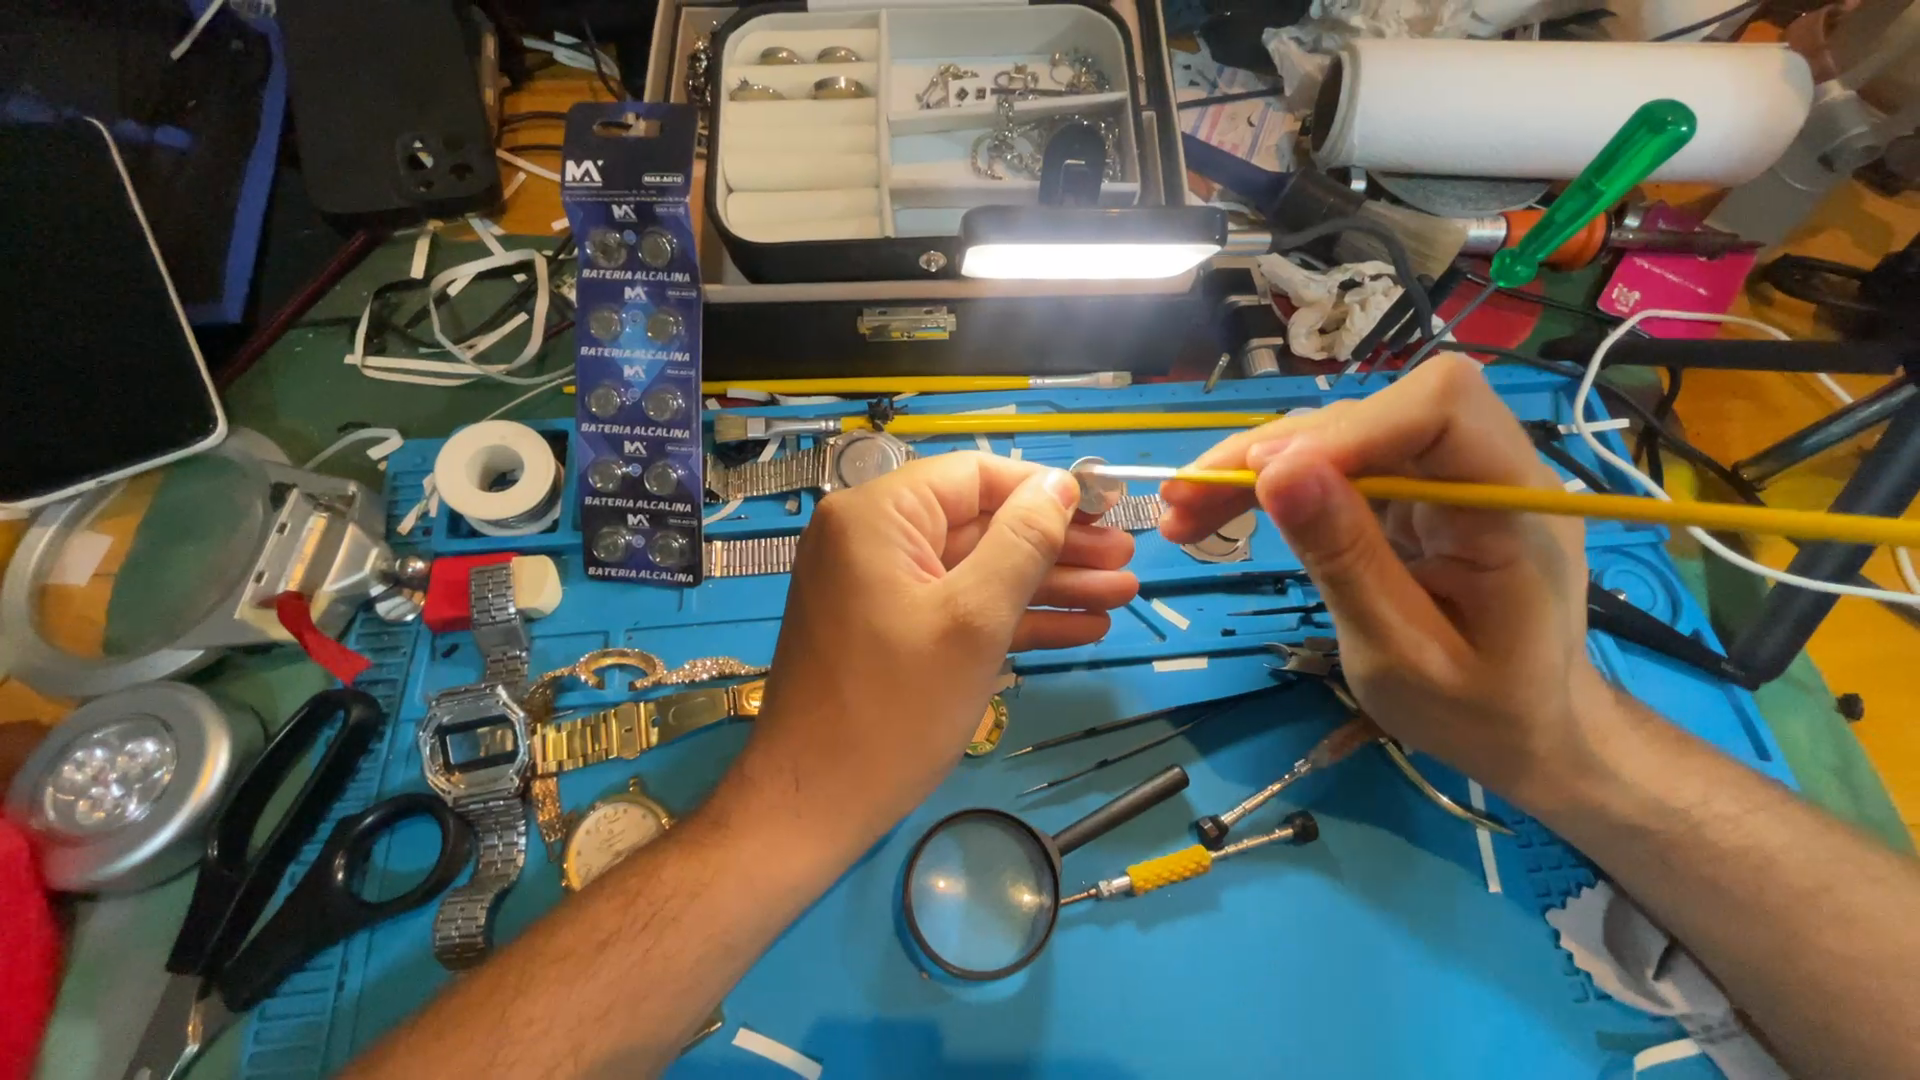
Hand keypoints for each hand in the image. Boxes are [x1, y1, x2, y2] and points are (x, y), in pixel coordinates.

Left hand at [717, 452, 1137, 853]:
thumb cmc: (894, 707)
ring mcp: (881, 588)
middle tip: (1126, 560)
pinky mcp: (892, 630)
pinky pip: (959, 608)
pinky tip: (1079, 630)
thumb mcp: (974, 618)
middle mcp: (874, 539)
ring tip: (1121, 596)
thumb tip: (1060, 484)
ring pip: (977, 571)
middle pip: (981, 524)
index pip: (975, 476)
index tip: (1105, 510)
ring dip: (1048, 585)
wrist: (814, 805)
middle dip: (1057, 546)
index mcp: (879, 516)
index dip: (1045, 491)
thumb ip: (1023, 542)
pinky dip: (1013, 619)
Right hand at [1160, 355, 1604, 799]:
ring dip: (1251, 467)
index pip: (1440, 408)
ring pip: (1335, 435)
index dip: (1347, 430)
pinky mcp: (1408, 492)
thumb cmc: (1477, 710)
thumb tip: (1276, 472)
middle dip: (1267, 451)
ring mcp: (1443, 477)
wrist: (1526, 729)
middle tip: (1182, 502)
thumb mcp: (1400, 654)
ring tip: (1180, 512)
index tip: (1265, 480)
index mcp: (1512, 507)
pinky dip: (1268, 486)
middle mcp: (1483, 469)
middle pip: (1368, 413)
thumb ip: (1345, 560)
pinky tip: (1214, 511)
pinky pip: (1330, 466)